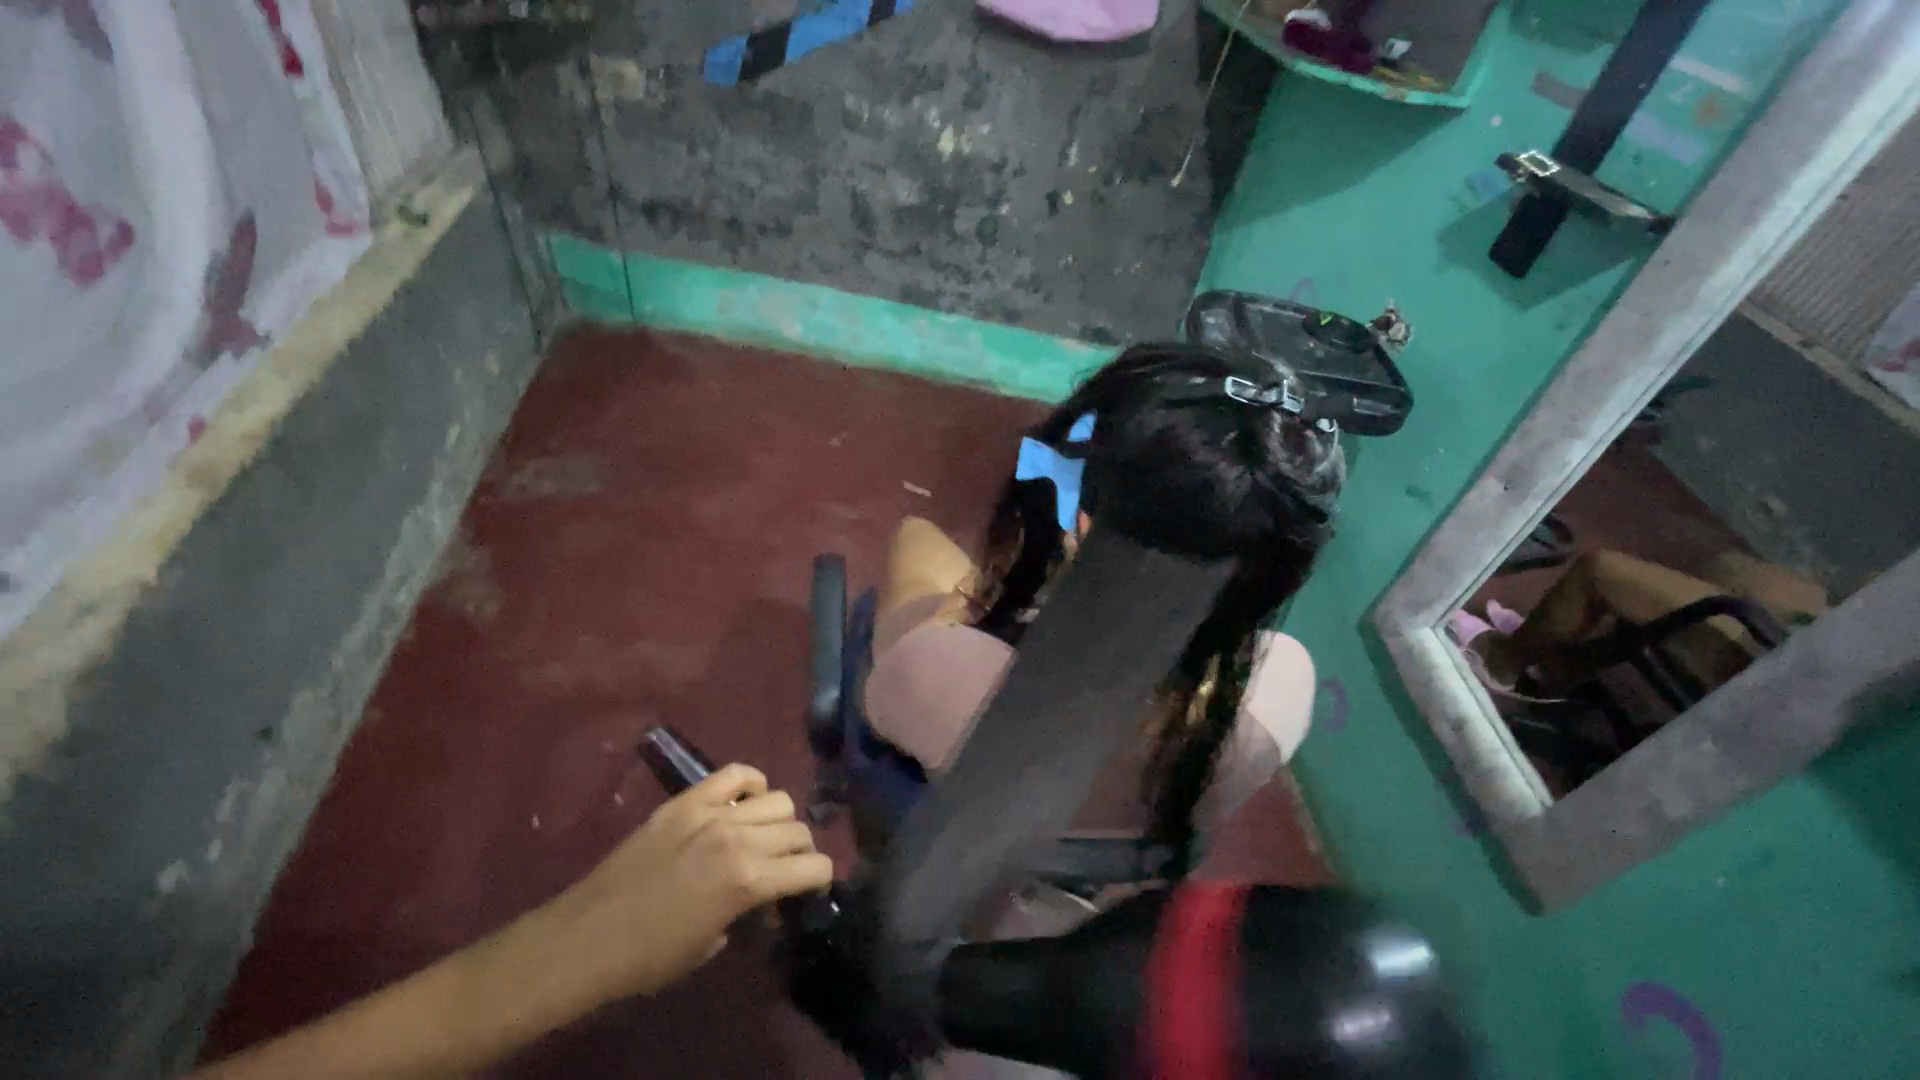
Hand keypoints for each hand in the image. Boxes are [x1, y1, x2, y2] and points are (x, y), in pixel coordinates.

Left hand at [547, 764, 833, 1001]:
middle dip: (801, 852)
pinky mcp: (685, 801)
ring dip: (779, 821)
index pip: (814, 866)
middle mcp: (738, 839)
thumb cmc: (650, 957)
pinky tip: (746, 803)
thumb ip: (748, 910)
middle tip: (785, 869)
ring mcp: (710, 813)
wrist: (586, 938)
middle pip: (797, 829)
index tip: (813, 887)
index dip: (821, 878)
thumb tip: (762, 897)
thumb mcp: (712, 945)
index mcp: (748, 881)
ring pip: (776, 799)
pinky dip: (751, 783)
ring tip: (764, 837)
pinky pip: (734, 774)